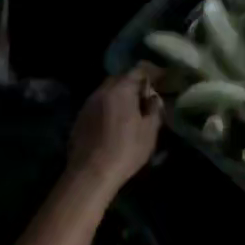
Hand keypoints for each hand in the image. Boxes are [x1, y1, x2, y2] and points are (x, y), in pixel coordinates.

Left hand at [68, 66, 162, 192]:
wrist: (91, 173)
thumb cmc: (126, 150)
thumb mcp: (149, 131)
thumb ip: (154, 109)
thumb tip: (154, 98)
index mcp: (120, 90)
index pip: (139, 71)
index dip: (153, 73)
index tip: (164, 78)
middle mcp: (101, 91)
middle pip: (120, 78)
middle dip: (134, 82)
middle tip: (147, 94)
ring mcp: (87, 104)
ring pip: (107, 91)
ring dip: (120, 95)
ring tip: (132, 108)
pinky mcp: (79, 119)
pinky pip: (98, 105)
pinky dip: (109, 106)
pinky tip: (116, 121)